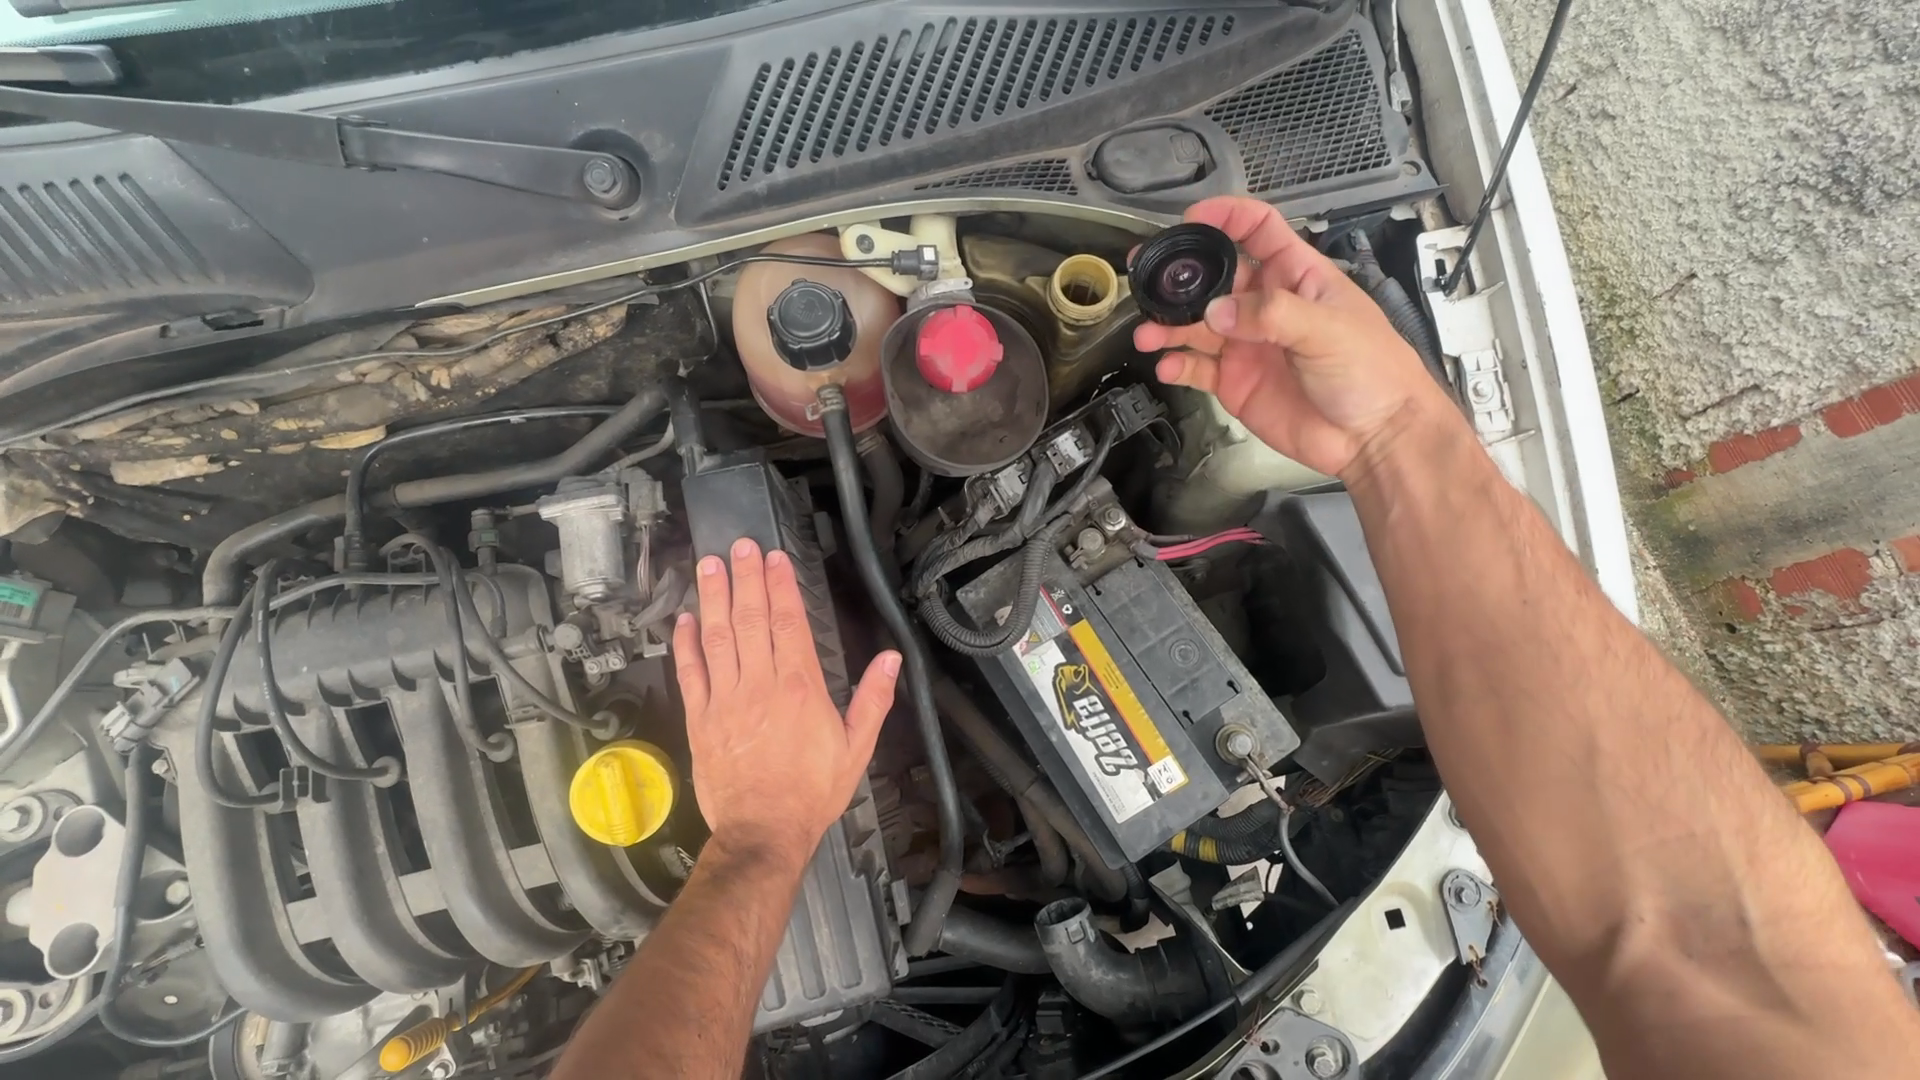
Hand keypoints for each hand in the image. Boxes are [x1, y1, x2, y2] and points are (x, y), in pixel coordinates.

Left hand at [672, 538, 899, 864]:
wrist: (764, 832)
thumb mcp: (857, 747)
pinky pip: (690, 673)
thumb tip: (891, 659)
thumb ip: (874, 699)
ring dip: (713, 598)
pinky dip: (685, 644)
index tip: (775, 557)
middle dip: (745, 578)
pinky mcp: (700, 719)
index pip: (787, 622)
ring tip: (709, 564)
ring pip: (717, 637)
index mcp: (800, 686)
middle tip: (740, 545)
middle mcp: (759, 684)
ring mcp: (725, 700)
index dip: (780, 586)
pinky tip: (683, 619)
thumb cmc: (813, 790)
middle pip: (749, 619)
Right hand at [1134, 196, 1459, 480]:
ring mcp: (1247, 345)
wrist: (1372, 436)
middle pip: (1213, 280)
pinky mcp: (1235, 383)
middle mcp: (1265, 308)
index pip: (1259, 231)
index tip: (1193, 218)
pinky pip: (1197, 368)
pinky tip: (1168, 365)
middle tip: (1147, 279)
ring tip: (1148, 333)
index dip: (1227, 217)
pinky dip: (1177, 365)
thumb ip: (1271, 314)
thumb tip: (1217, 310)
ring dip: (1169, 327)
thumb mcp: (1328, 329)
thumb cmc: (1372, 370)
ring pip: (1196, 327)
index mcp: (1296, 278)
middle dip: (1179, 278)